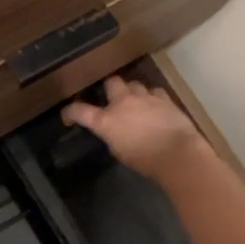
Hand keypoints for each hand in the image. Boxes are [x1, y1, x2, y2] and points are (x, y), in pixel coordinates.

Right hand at [61, 76, 209, 182]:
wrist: (176, 153)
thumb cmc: (145, 160)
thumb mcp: (120, 152)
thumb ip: (113, 137)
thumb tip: (115, 131)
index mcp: (106, 121)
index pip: (80, 111)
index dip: (71, 112)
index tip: (68, 116)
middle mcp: (122, 103)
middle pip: (111, 82)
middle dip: (109, 88)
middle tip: (111, 98)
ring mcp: (144, 97)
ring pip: (133, 84)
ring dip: (132, 92)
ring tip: (136, 102)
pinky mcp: (163, 98)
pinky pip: (154, 91)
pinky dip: (152, 97)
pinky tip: (155, 105)